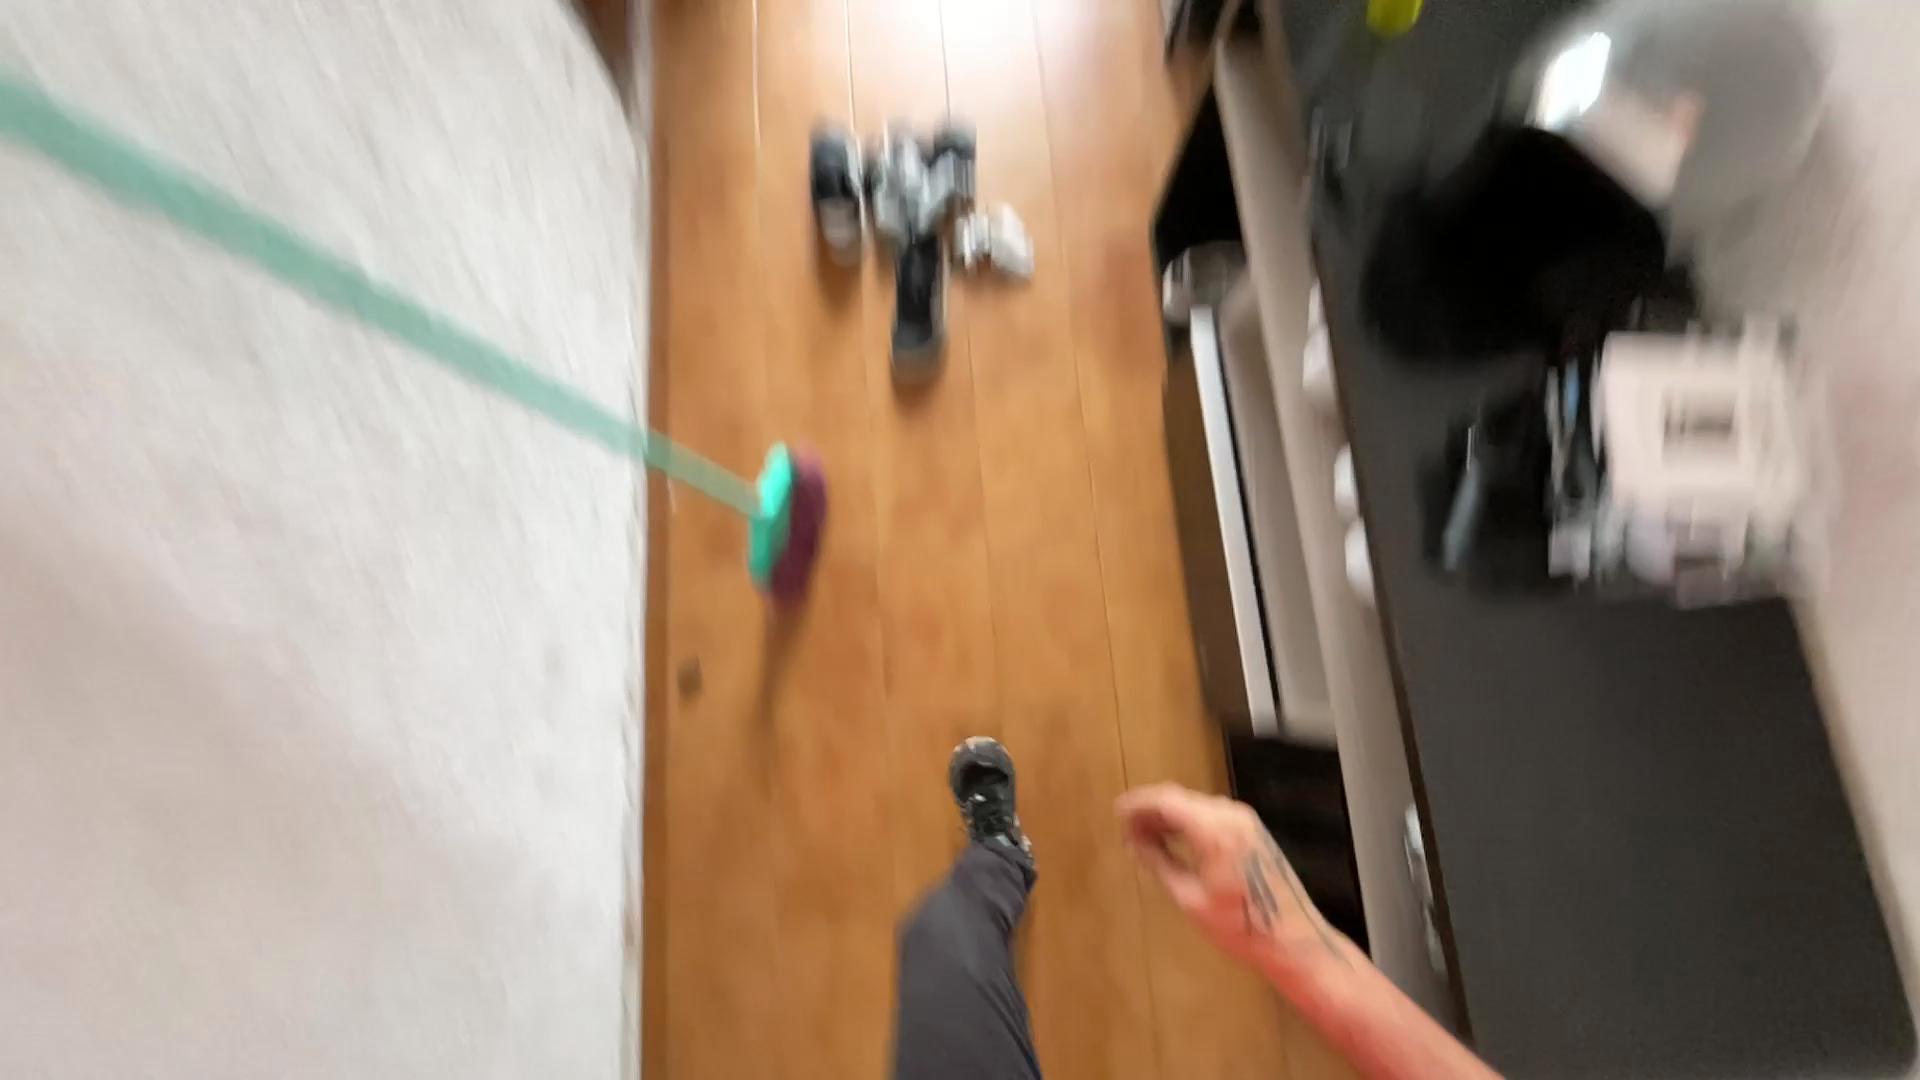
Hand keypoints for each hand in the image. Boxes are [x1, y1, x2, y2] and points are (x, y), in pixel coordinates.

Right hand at [1116, 784, 1349, 971]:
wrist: (1296, 942)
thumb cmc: (1241, 927)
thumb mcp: (1190, 898)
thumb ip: (1160, 862)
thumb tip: (1135, 841)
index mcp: (1214, 829)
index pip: (1166, 800)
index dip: (1138, 804)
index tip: (1117, 812)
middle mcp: (1230, 815)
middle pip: (1179, 798)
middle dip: (1150, 810)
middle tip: (1128, 829)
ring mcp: (1244, 820)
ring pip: (1194, 804)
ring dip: (1168, 815)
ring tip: (1145, 835)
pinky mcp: (1252, 830)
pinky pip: (1210, 813)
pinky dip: (1187, 820)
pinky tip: (1174, 838)